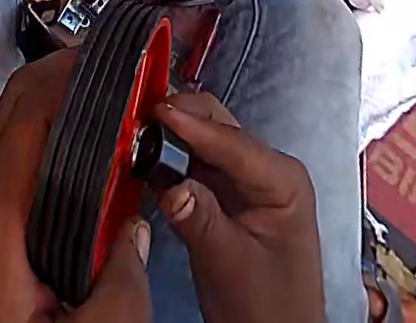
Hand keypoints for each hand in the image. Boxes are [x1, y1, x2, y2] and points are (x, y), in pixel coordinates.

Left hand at [0, 49, 152, 321]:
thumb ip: (118, 295)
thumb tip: (136, 231)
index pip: (33, 106)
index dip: (74, 72)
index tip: (118, 60)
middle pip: (18, 99)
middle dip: (68, 72)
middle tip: (120, 70)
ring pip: (12, 120)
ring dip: (56, 97)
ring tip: (108, 99)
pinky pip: (10, 149)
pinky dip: (44, 129)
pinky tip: (78, 150)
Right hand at [154, 92, 327, 322]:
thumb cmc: (266, 307)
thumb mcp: (231, 266)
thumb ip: (199, 220)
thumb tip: (169, 185)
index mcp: (281, 179)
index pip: (231, 140)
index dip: (191, 124)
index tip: (155, 112)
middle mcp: (262, 165)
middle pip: (214, 121)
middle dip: (177, 116)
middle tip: (137, 119)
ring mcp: (238, 172)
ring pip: (197, 130)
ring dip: (167, 128)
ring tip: (134, 129)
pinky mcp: (216, 183)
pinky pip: (186, 152)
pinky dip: (164, 147)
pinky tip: (143, 149)